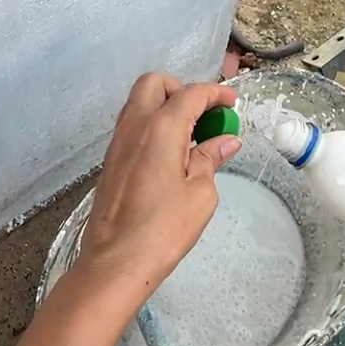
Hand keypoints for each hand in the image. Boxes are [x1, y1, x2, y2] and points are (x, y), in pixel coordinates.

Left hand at [76, 73, 240, 292]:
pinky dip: (154, 125)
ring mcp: (119, 141)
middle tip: (203, 116)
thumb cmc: (163, 229)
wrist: (115, 261)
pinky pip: (134, 125)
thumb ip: (211, 159)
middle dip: (182, 90)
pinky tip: (171, 153)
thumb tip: (226, 141)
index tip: (232, 102)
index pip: (191, 93)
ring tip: (191, 136)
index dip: (215, 93)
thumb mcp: (200, 193)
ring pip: (141, 102)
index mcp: (161, 127)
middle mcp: (135, 124)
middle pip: (156, 83)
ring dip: (166, 107)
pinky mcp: (112, 159)